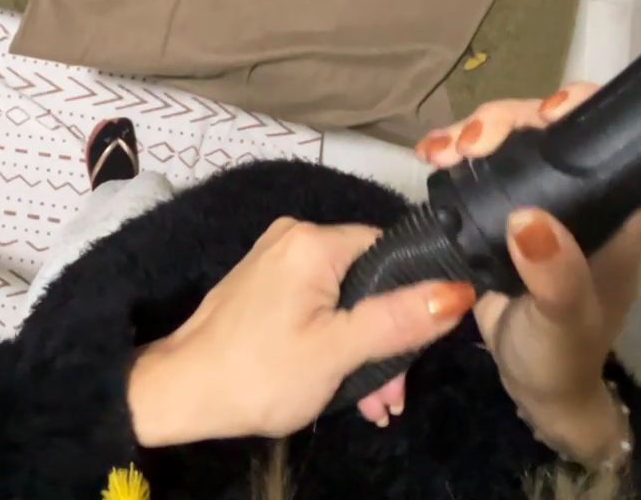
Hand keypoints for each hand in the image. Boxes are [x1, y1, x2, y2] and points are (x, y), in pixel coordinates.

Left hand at [126, 218, 475, 445]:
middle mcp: (294, 236)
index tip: (424, 343)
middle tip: (391, 394)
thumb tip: (456, 290)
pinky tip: (344, 383)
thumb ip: (397, 319)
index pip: (387, 247)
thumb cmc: (262, 371)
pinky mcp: (266, 281)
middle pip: (366, 276)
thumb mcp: (338, 351)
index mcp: (312, 240)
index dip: (413, 292)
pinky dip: (335, 337)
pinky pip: (317, 301)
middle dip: (386, 335)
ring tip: (372, 403)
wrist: (184, 389)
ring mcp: (277, 257)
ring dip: (363, 346)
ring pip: (344, 295)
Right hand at [414, 82, 640, 462]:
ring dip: (465, 135)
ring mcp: (530, 198)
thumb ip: (555, 277)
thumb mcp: (564, 323)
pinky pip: (472, 166)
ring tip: (434, 153)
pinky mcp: (491, 208)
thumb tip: (528, 220)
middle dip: (498, 124)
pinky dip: (448, 153)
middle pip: (538, 130)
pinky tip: (427, 157)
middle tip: (462, 146)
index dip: (573, 115)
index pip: (598, 142)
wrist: (530, 383)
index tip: (539, 119)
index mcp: (608, 211)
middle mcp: (571, 195)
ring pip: (501, 140)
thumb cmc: (562, 354)